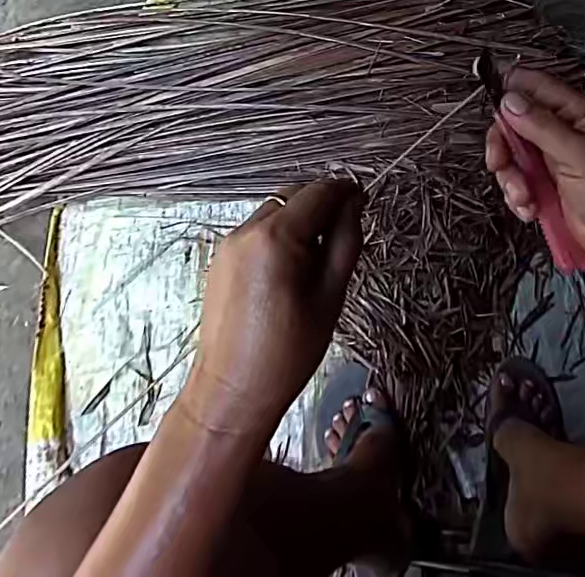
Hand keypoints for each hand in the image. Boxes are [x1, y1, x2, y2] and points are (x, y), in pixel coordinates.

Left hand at [187, 179, 362, 432]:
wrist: (230, 393)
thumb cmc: (288, 351)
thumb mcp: (331, 294)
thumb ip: (347, 240)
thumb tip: (354, 203)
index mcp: (277, 238)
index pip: (318, 192)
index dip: (345, 191)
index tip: (363, 200)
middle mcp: (248, 231)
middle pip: (294, 195)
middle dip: (322, 203)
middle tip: (345, 229)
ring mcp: (230, 243)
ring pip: (275, 209)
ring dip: (301, 217)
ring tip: (318, 254)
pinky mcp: (221, 258)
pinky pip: (258, 229)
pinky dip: (280, 233)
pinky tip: (292, 265)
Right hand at [485, 68, 584, 275]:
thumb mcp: (581, 157)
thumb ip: (543, 127)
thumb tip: (511, 100)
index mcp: (579, 115)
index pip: (538, 86)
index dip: (511, 85)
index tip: (488, 92)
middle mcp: (564, 132)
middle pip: (516, 121)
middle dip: (503, 142)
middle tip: (500, 161)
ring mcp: (554, 159)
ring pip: (512, 153)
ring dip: (510, 176)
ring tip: (524, 195)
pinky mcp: (547, 185)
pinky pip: (518, 180)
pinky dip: (517, 195)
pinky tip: (530, 207)